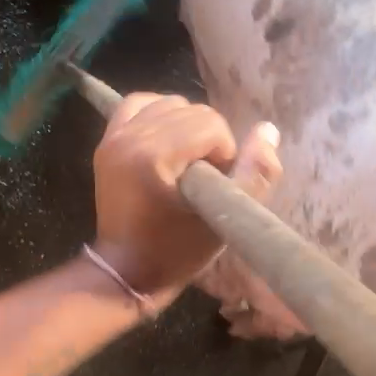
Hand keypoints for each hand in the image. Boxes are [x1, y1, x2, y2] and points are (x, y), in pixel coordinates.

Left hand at [90, 93, 281, 296]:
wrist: (127, 271)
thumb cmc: (177, 252)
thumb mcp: (225, 219)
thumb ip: (255, 175)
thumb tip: (268, 130)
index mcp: (153, 155)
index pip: (211, 125)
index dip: (225, 154)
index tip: (215, 186)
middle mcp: (130, 137)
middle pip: (192, 110)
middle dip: (208, 141)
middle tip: (203, 179)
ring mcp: (114, 138)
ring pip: (168, 103)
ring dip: (186, 127)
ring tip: (186, 163)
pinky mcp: (107, 142)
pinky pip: (138, 105)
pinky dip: (158, 115)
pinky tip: (168, 141)